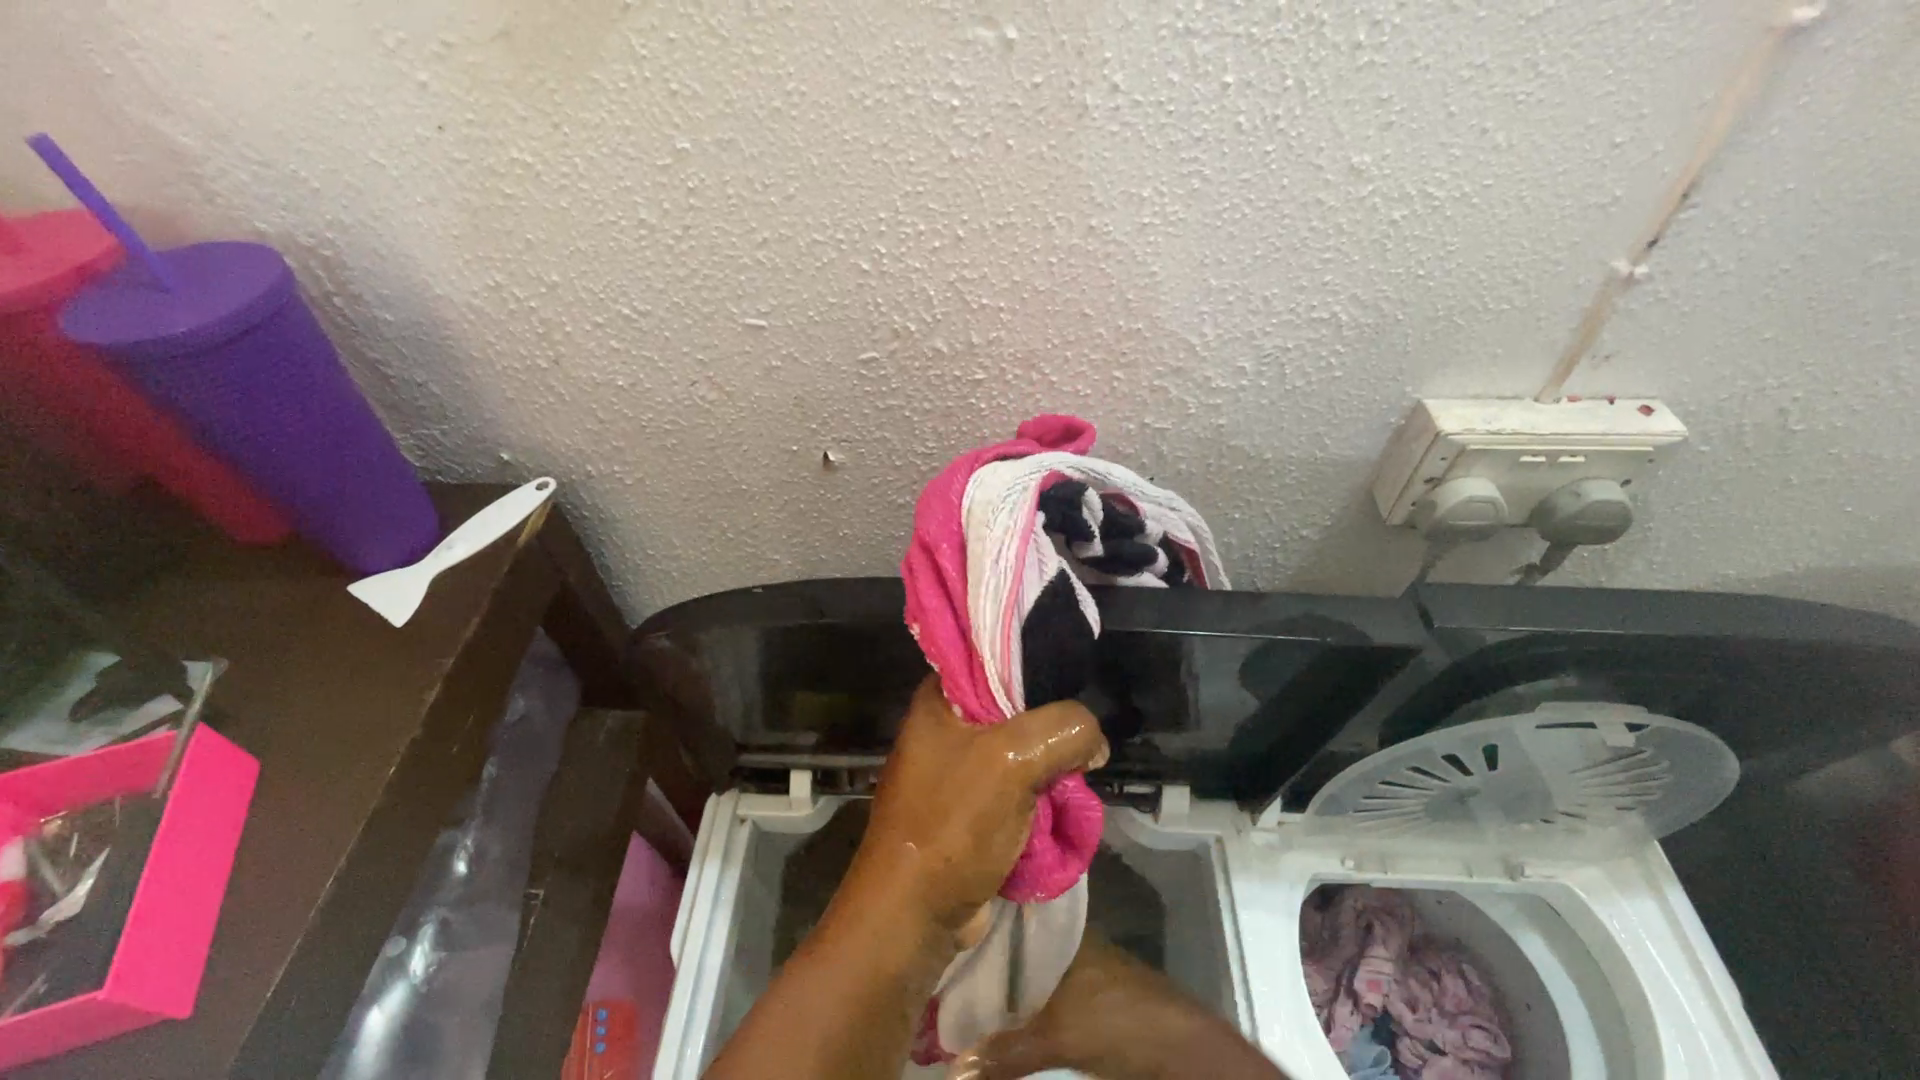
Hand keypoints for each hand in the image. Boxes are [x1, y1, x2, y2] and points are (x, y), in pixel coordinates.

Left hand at [837, 675, 1106, 942]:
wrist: (912, 915)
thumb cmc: (952, 825)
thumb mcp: (1014, 759)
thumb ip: (1065, 730)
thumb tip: (1094, 743)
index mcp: (939, 699)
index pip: (996, 658)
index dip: (1038, 668)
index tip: (1075, 687)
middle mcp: (943, 728)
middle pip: (1016, 710)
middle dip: (1052, 733)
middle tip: (1081, 749)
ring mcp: (954, 772)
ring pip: (1021, 755)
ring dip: (1050, 774)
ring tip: (1075, 786)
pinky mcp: (966, 811)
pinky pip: (1015, 792)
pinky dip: (1038, 803)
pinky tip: (1059, 814)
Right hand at [949, 935, 1285, 1079]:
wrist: (1181, 1050)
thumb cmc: (1117, 1021)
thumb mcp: (1055, 1038)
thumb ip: (1005, 1052)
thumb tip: (953, 1070)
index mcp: (1064, 934)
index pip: (1011, 922)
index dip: (978, 932)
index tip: (943, 940)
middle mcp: (1073, 946)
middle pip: (1019, 952)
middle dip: (986, 967)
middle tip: (943, 976)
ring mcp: (1086, 973)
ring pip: (1033, 977)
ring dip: (1005, 993)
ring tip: (962, 1001)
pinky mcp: (1094, 1002)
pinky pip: (1046, 999)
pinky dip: (1024, 1011)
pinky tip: (1002, 1023)